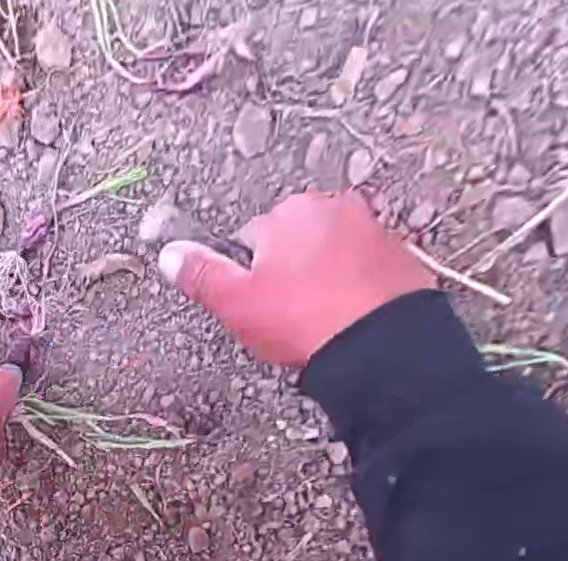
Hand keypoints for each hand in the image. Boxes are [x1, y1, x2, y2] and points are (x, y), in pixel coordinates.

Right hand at [157, 191, 436, 367]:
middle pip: (291, 244)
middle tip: (285, 317)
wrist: (378, 346)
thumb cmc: (304, 322)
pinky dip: (352, 287)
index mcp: (286, 214)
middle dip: (285, 274)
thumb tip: (170, 255)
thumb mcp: (237, 304)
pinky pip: (361, 268)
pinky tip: (345, 317)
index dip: (247, 279)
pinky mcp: (397, 254)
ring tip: (317, 321)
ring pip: (327, 255)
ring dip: (319, 280)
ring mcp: (369, 229)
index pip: (250, 241)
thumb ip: (202, 275)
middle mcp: (331, 208)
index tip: (255, 306)